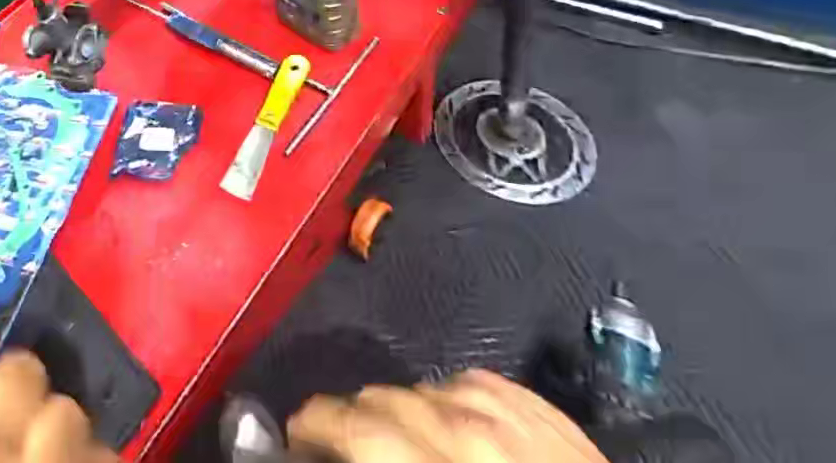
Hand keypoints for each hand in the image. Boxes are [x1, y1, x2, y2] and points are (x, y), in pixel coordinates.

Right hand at [288, 369, 608, 462]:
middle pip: (383, 399)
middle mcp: (470, 431)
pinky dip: (448, 400)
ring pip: (422, 386)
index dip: (314, 425)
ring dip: (399, 410)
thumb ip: (388, 456)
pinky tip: (451, 424)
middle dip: (350, 419)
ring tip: (398, 437)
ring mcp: (511, 411)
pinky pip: (470, 382)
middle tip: (339, 443)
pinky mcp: (539, 405)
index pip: (358, 427)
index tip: (296, 436)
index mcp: (440, 462)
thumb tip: (349, 448)